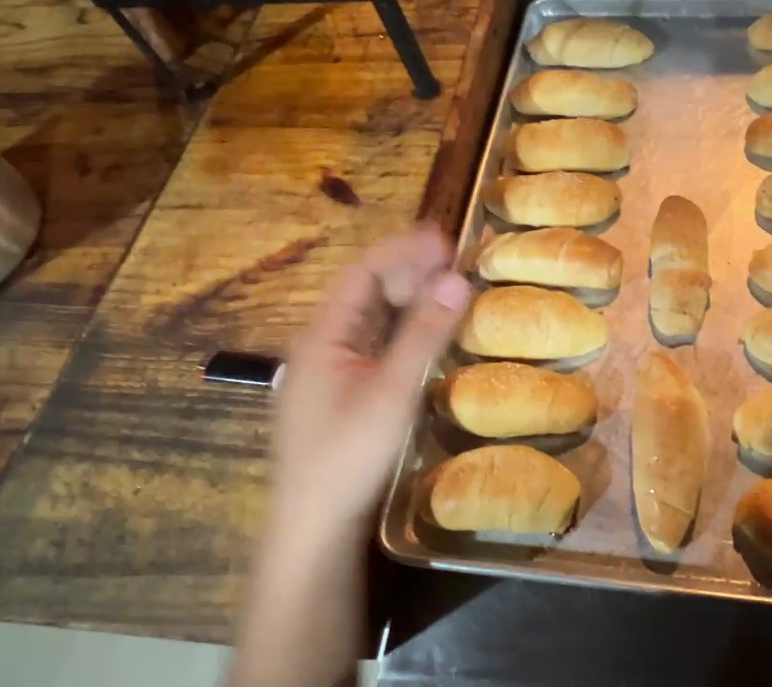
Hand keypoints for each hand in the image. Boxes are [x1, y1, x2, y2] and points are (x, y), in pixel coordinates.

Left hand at [264, 227, 471, 559]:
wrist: (312, 530)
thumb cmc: (348, 459)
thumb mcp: (393, 393)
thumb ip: (424, 334)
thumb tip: (458, 279)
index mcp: (322, 336)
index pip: (363, 273)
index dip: (404, 251)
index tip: (448, 242)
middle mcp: (320, 344)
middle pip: (365, 291)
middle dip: (409, 271)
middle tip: (456, 267)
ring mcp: (329, 370)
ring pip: (370, 317)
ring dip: (407, 298)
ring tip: (449, 290)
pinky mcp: (340, 392)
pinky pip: (373, 342)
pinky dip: (402, 327)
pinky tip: (428, 333)